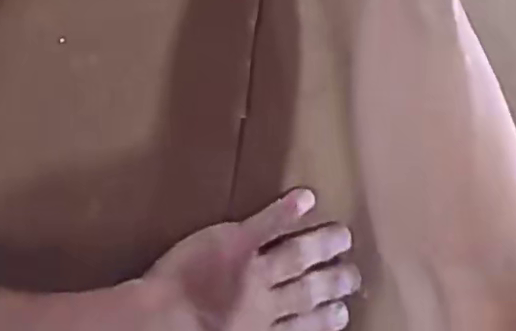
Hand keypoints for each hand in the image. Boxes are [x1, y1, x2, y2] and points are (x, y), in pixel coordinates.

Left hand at [143, 188, 358, 330]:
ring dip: (322, 245)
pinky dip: (288, 210)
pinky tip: (308, 197)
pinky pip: (267, 223)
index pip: (303, 324)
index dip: (326, 319)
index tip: (344, 312)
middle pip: (308, 290)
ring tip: (343, 235)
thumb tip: (265, 327)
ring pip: (297, 256)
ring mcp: (253, 270)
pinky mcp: (235, 241)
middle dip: (334, 282)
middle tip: (355, 273)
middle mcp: (265, 303)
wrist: (159, 321)